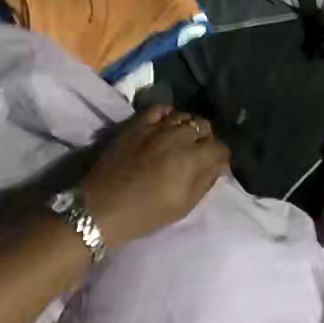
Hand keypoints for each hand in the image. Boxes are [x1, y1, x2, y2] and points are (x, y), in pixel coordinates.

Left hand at [81, 105, 229, 247]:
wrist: (102, 207)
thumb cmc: (146, 213)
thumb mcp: (184, 206)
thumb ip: (205, 181)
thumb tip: (218, 164)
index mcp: (192, 158)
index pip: (220, 147)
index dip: (221, 157)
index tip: (217, 165)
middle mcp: (178, 136)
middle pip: (204, 126)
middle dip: (207, 139)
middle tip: (200, 153)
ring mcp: (156, 127)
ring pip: (184, 115)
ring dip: (189, 126)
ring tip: (183, 139)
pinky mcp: (136, 123)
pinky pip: (159, 109)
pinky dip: (167, 114)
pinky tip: (167, 123)